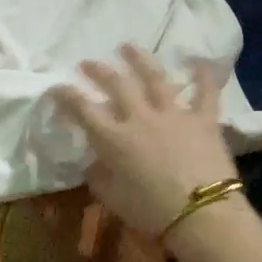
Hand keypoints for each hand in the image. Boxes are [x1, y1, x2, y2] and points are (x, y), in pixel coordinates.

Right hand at [50, 46, 238, 238]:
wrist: (200, 214)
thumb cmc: (149, 210)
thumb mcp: (111, 197)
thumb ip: (99, 175)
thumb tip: (95, 163)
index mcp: (113, 139)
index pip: (83, 109)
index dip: (66, 95)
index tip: (55, 87)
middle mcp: (140, 118)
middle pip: (116, 84)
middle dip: (98, 71)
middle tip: (87, 62)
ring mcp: (174, 115)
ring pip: (155, 78)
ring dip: (139, 59)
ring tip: (128, 47)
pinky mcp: (204, 120)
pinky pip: (205, 92)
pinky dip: (203, 75)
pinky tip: (198, 62)